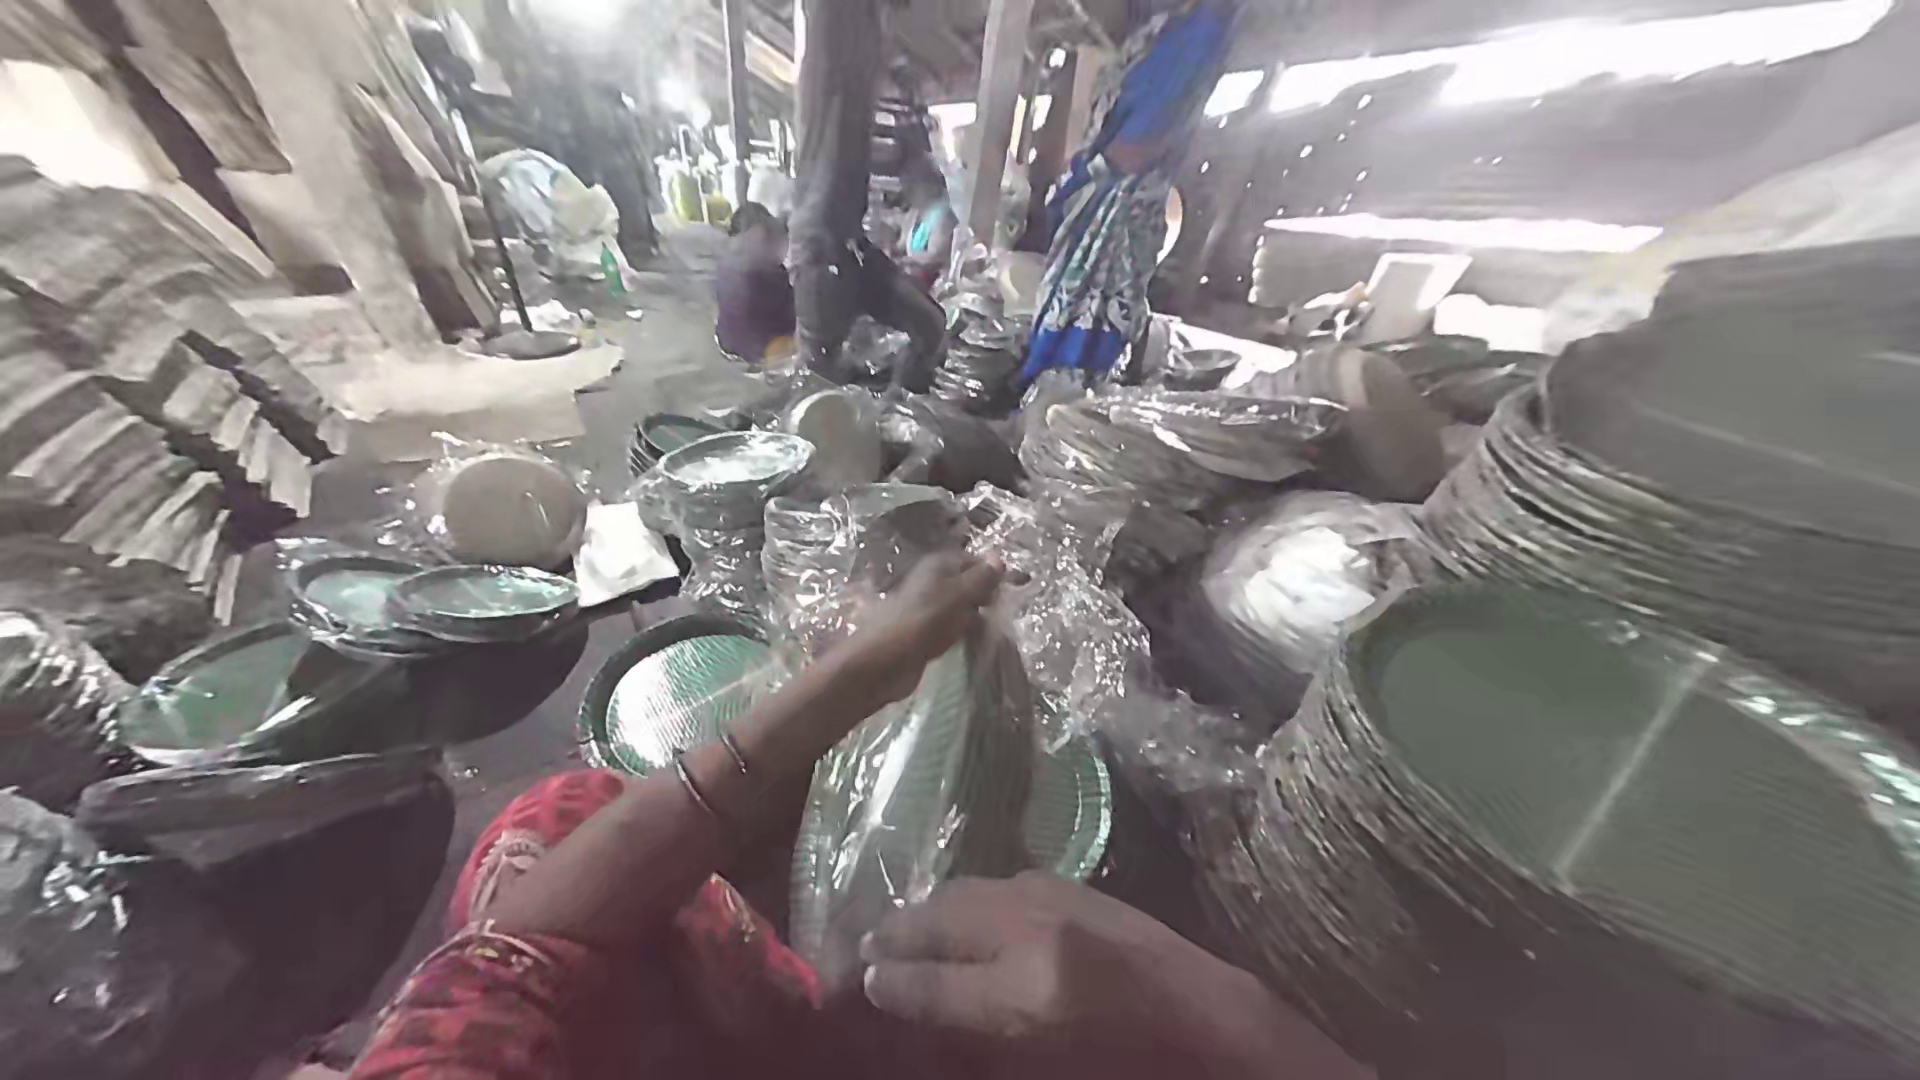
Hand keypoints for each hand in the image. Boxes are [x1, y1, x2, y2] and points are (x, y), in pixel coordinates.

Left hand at [831, 551, 1003, 705]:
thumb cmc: (922, 623)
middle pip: (969, 584)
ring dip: (979, 618)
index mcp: (939, 567)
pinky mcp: (926, 632)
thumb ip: (980, 578)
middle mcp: (933, 582)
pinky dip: (966, 634)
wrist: (883, 662)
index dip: (994, 573)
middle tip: (1005, 614)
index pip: (975, 561)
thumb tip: (999, 558)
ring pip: (963, 608)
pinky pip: (954, 628)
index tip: (1015, 590)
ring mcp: (929, 608)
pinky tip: (978, 645)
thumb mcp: (957, 596)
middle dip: (988, 597)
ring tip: (997, 632)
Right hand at [861, 873, 1370, 1078]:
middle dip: (899, 931)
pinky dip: (967, 896)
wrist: (1200, 1014)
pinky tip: (959, 909)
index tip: (861, 978)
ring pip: (966, 891)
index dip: (890, 980)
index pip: (932, 982)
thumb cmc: (1122, 1061)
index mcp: (1024, 992)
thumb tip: (916, 999)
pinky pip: (997, 883)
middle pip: (941, 920)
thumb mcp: (1040, 1059)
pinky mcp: (1066, 881)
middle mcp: (1030, 930)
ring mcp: (1050, 896)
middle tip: (866, 942)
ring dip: (930, 908)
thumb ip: (975, 1023)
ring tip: (903, 923)